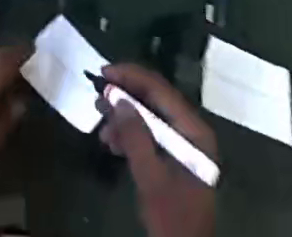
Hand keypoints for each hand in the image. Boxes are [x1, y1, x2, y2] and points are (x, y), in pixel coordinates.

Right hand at [97, 64, 218, 236]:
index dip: (130, 76)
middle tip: (98, 96)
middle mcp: (191, 130)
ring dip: (123, 115)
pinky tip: (110, 142)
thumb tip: (118, 98)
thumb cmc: (172, 216)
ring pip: (148, 114)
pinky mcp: (172, 156)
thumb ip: (134, 135)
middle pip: (154, 98)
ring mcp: (183, 143)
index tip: (103, 74)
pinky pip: (148, 131)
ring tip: (100, 121)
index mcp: (193, 131)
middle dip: (124, 96)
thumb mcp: (150, 176)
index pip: (160, 89)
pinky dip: (128, 132)